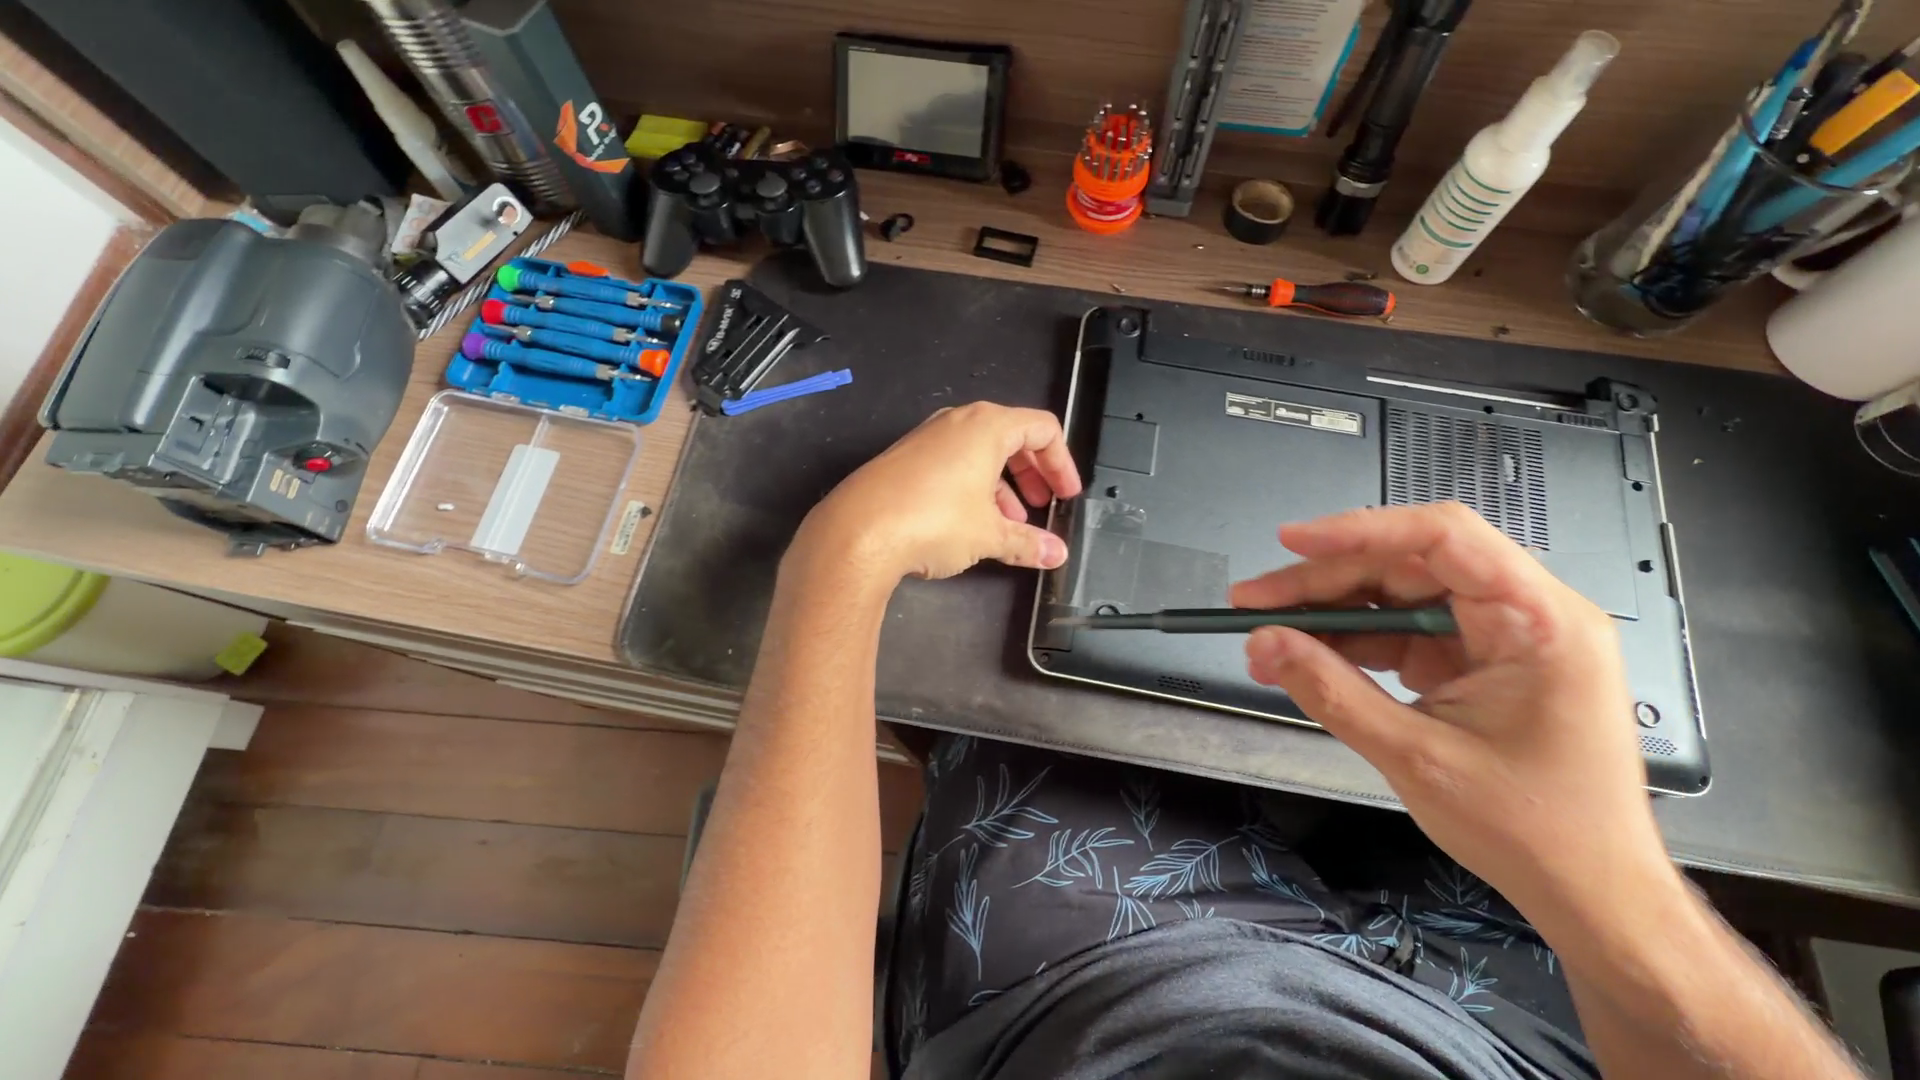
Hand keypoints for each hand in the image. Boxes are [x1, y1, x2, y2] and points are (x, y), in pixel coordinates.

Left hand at [797, 403, 1082, 581]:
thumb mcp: (990, 535)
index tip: (1066, 494)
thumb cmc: (933, 521)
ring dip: (1001, 486)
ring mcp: (926, 439)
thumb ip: (1028, 542)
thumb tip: (1055, 554)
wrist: (858, 533)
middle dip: (1032, 474)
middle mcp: (956, 423)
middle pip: (1010, 438)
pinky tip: (970, 525)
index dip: (1062, 463)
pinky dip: (970, 488)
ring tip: (1008, 524)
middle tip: (1042, 505)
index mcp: (987, 426)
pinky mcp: (903, 460)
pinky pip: (950, 465)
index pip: (1042, 429)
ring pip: (978, 454)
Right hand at [1230, 502, 1670, 913]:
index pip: (1443, 538)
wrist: (1588, 891)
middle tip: (1252, 601)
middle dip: (1324, 582)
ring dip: (1327, 615)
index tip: (1291, 541)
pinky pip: (1399, 633)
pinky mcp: (1473, 662)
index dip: (1359, 530)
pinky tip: (1302, 658)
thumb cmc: (1533, 829)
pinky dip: (1348, 645)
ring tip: (1265, 636)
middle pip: (1406, 565)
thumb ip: (1332, 692)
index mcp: (1538, 621)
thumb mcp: (1416, 756)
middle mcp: (1523, 613)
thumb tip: (1264, 644)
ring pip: (1395, 597)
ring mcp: (1495, 637)